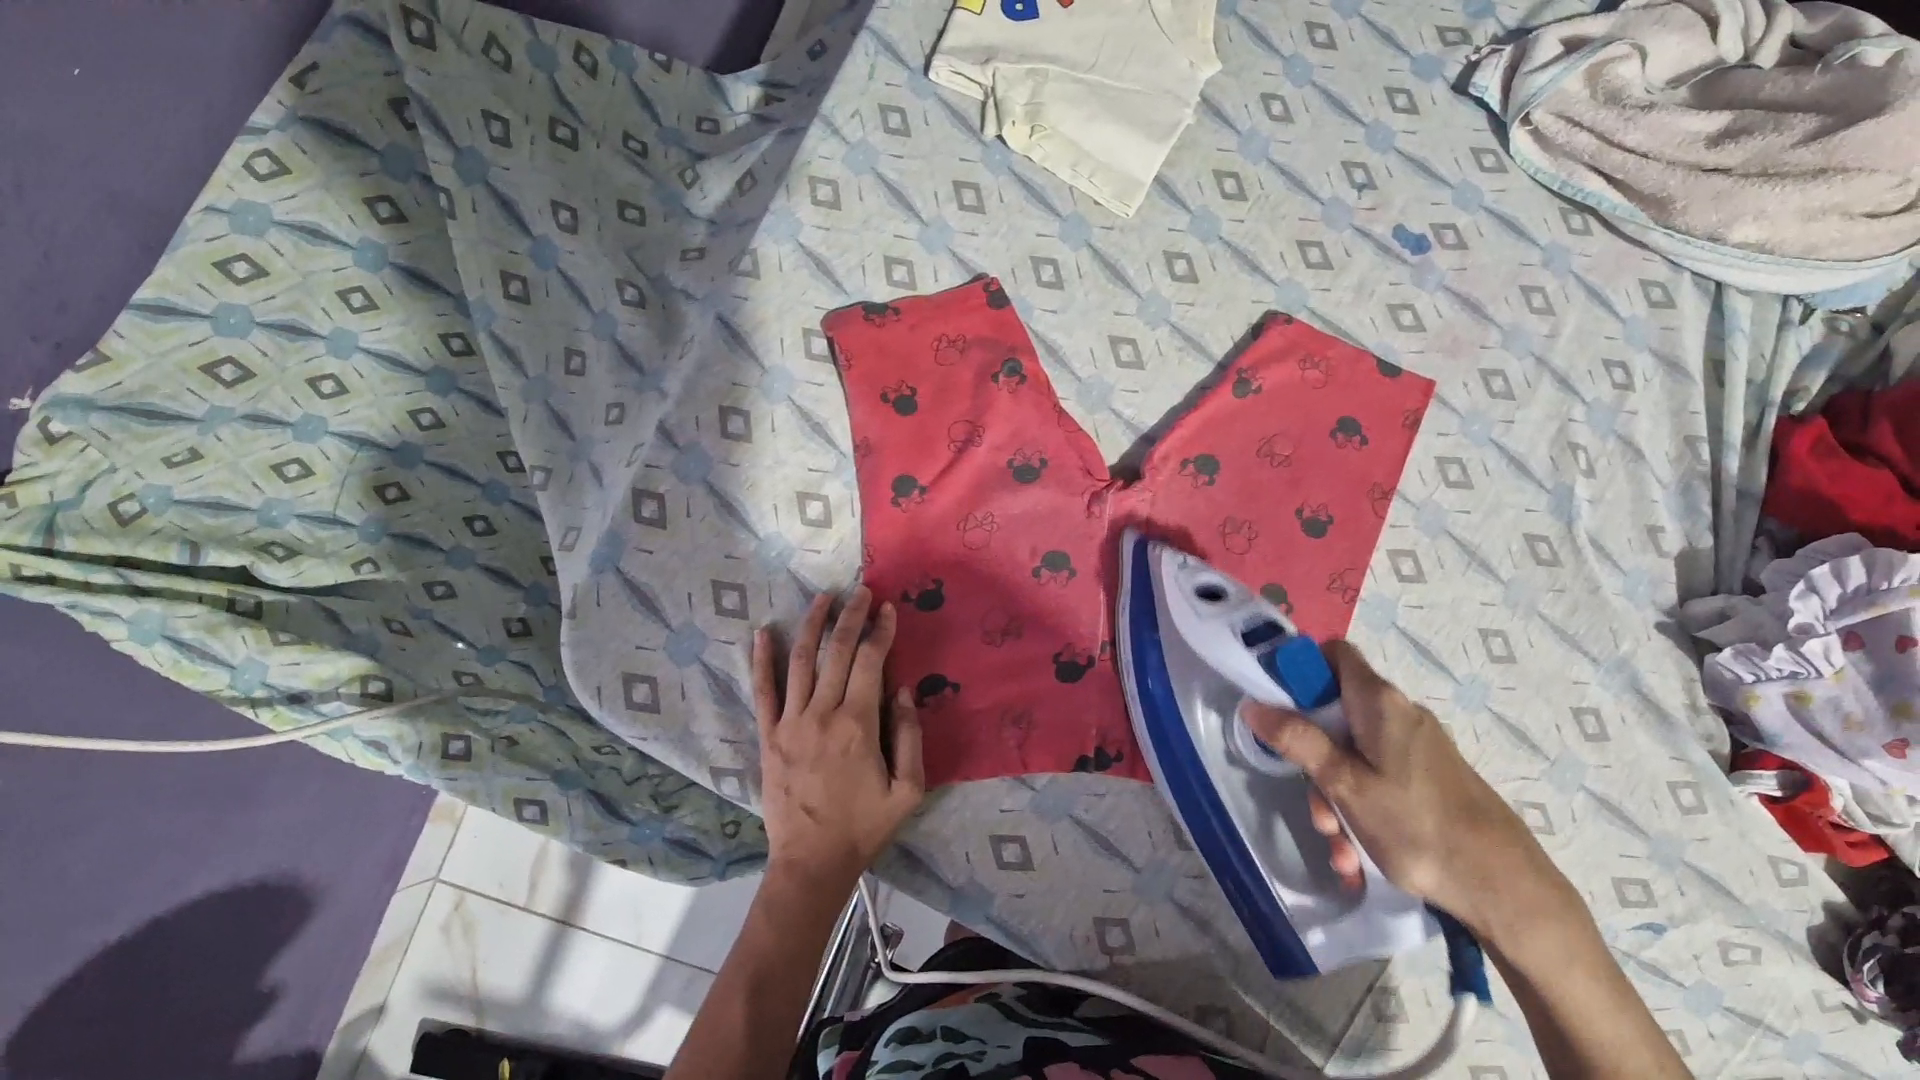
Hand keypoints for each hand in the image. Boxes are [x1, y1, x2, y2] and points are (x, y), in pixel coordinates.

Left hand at [752, 587, 924, 896]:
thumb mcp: (908, 791)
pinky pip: (764, 691)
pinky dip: (762, 660)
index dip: (881, 632)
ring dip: (812, 626)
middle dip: (851, 617)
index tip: (888, 608)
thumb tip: (902, 690)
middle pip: (838, 653)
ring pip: (800, 662)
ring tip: (823, 598)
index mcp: (859, 725)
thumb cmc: (865, 827)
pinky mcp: (769, 737)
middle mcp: (823, 714)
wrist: (812, 862)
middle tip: (861, 592)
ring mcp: (791, 723)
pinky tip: (763, 633)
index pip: (872, 662)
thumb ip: (910, 736)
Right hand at [1241, 640, 1567, 936]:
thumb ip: (1298, 741)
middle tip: (1316, 808)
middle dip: (1312, 762)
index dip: (1299, 670)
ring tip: (1341, 850)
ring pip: (1350, 758)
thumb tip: (1254, 705)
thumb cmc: (1417, 826)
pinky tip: (1359, 856)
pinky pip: (1376, 782)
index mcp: (1380, 702)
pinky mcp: (1425, 779)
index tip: (1276, 706)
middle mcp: (1398, 714)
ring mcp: (1414, 748)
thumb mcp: (1345, 784)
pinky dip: (1360, 812)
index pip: (1333, 654)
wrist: (1503, 886)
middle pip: (1333, 715)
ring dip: (1334, 801)